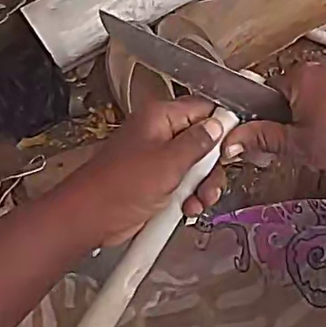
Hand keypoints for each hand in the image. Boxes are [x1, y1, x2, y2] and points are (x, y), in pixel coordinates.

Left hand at [43, 97, 229, 246]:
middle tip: (210, 181)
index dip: (222, 124)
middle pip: (203, 140)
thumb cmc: (120, 186)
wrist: (91, 218)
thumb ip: (198, 142)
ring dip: (203, 185)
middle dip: (212, 165)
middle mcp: (159, 133)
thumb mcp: (168, 162)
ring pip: (196, 166)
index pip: (202, 108)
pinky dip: (190, 196)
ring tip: (198, 200)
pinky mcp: (156, 181)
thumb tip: (220, 125)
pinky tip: (188, 208)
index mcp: (159, 117)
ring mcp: (158, 158)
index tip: (234, 144)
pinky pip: (184, 183)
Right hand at [224, 63, 325, 189]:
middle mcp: (318, 69)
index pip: (263, 94)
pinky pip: (325, 104)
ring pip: (304, 103)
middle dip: (282, 124)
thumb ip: (261, 139)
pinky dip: (323, 122)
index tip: (263, 143)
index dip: (261, 121)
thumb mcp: (297, 145)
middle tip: (291, 149)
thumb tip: (229, 141)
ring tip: (315, 148)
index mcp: (299, 74)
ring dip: (302, 125)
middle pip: (283, 98)